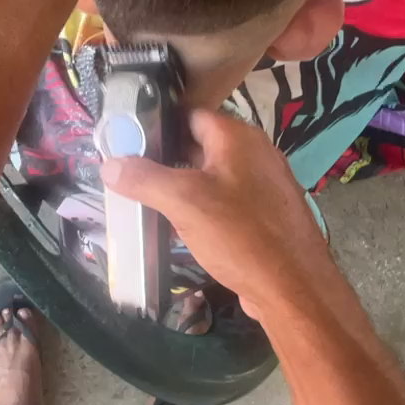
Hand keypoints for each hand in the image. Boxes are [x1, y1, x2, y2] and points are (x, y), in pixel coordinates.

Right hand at [101, 108, 344, 321]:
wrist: (295, 290)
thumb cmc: (239, 234)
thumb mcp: (183, 202)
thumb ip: (143, 178)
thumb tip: (109, 165)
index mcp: (238, 137)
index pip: (190, 114)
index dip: (158, 124)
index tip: (129, 141)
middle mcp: (256, 152)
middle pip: (200, 144)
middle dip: (166, 158)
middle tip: (133, 174)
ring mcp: (265, 184)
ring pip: (213, 175)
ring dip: (184, 186)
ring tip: (151, 201)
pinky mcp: (268, 214)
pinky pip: (228, 200)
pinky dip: (204, 208)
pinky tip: (184, 228)